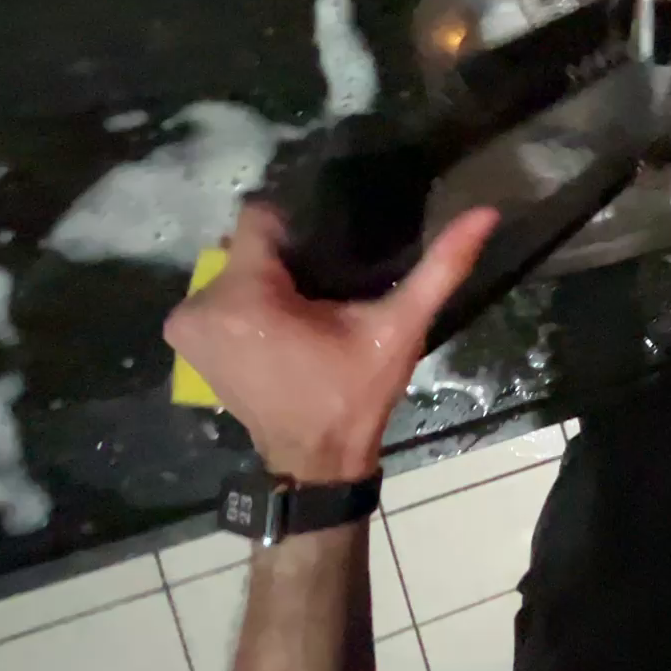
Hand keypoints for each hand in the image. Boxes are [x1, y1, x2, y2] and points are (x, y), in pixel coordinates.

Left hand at [165, 204, 498, 482]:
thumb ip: (441, 268)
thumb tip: (485, 214)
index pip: (260, 218)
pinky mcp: (187, 343)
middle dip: (294, 252)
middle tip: (341, 270)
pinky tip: (295, 315)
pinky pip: (224, 296)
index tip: (343, 232)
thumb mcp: (403, 325)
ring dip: (276, 275)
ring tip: (322, 290)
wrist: (318, 456)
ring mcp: (185, 327)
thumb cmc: (357, 389)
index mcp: (242, 297)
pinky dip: (258, 298)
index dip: (304, 219)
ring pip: (238, 269)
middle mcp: (198, 305)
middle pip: (251, 246)